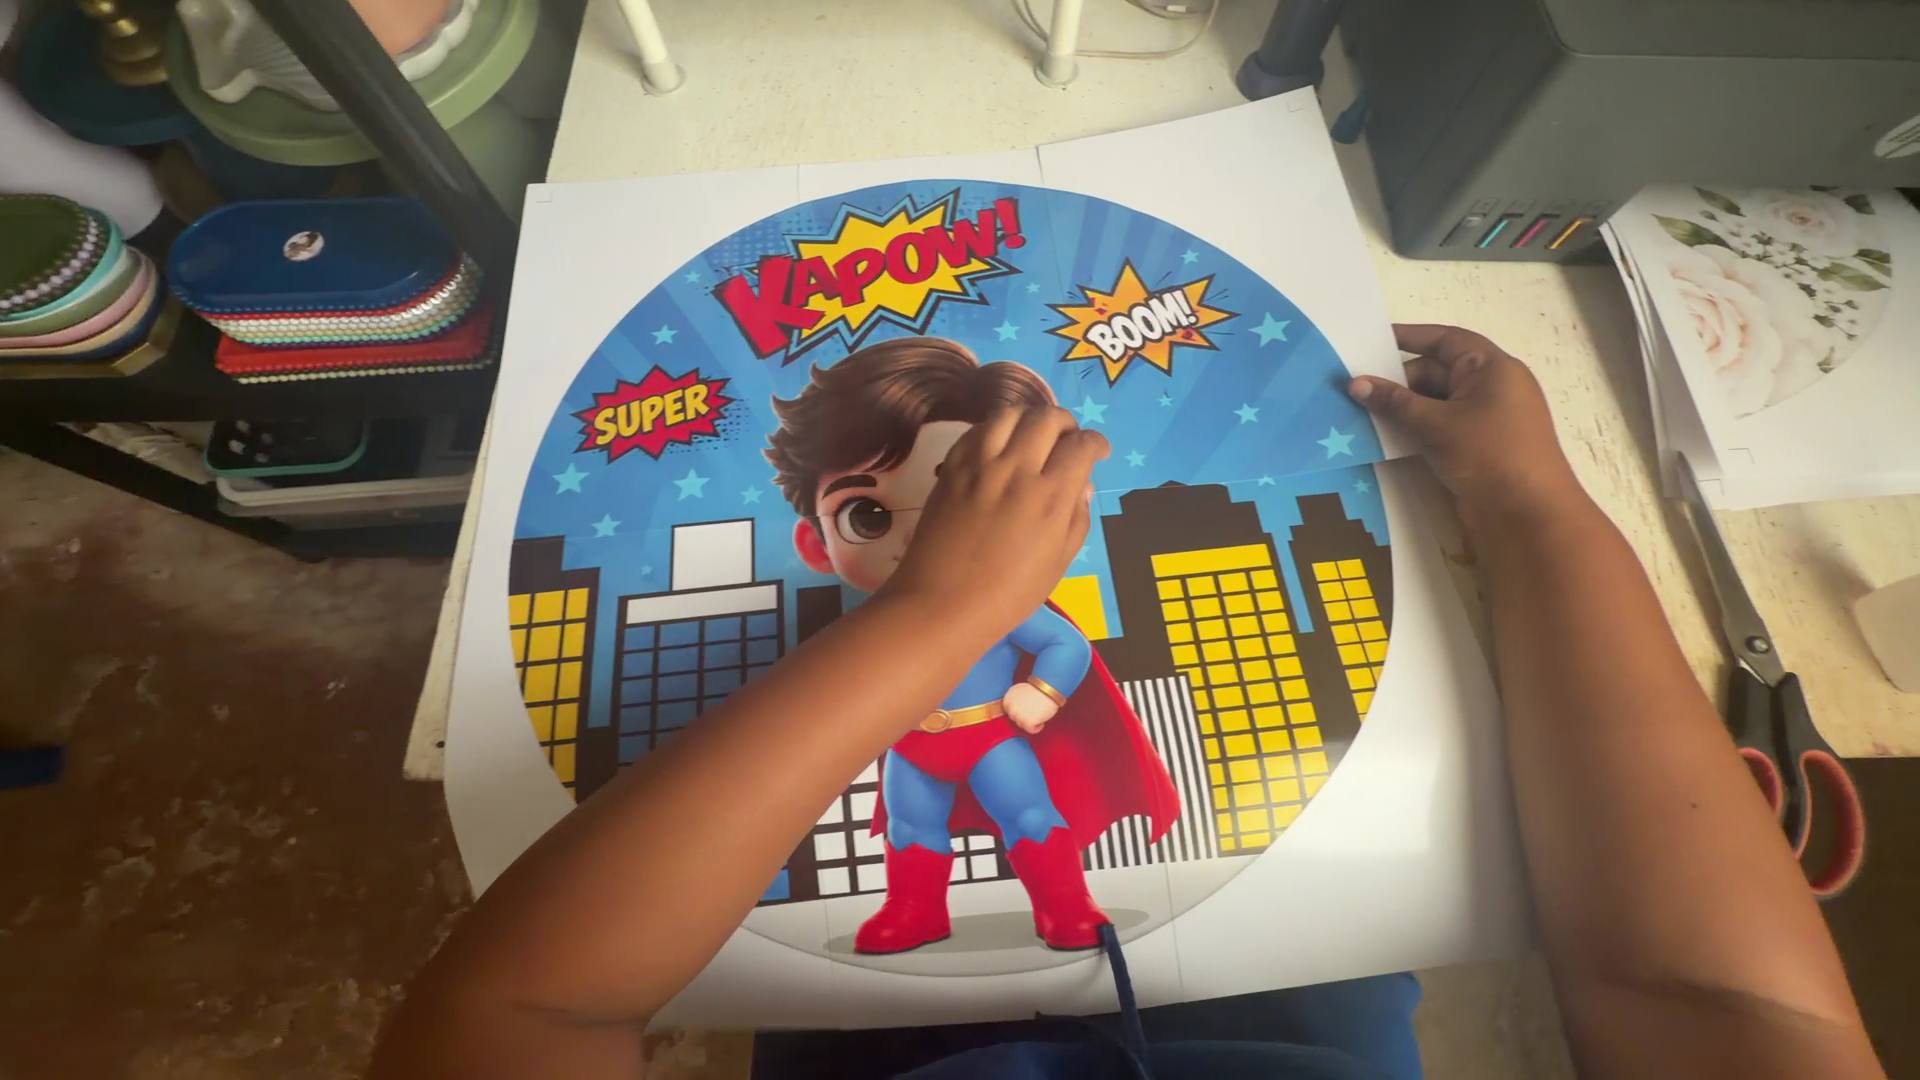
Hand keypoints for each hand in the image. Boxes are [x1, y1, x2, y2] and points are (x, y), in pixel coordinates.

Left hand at [880, 406, 1109, 637]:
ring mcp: (978, 465)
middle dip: (1066, 423)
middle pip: (1046, 418)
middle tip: (1068, 439)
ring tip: (1033, 435)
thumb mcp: (1058, 563)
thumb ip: (1076, 518)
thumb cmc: (1008, 595)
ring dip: (1028, 418)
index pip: (1081, 445)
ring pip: (1009, 414)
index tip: (1098, 451)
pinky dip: (995, 429)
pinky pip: (976, 430)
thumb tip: (1082, 484)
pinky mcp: (950, 468)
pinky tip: (1000, 446)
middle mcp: (1015, 470)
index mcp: (1049, 497)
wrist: (941, 604)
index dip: (1096, 442)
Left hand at [1002, 682, 1059, 733]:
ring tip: (1038, 716)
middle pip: (1014, 718)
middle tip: (1033, 713)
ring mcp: (1018, 716)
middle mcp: (1010, 707)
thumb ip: (1016, 699)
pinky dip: (1037, 728)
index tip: (1025, 710)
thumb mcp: (1021, 690)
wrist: (1049, 688)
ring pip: (1021, 725)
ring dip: (1029, 723)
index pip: (1008, 710)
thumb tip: (1017, 708)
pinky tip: (1042, 723)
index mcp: (1007, 698)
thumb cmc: (1039, 688)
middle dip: (1022, 717)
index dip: (1017, 710)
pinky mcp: (1027, 722)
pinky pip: (1031, 730)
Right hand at [1348, 324, 1585, 530]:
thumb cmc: (1489, 454)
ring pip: (1431, 401)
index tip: (1372, 340)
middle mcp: (1488, 387)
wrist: (1525, 510)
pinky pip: (1434, 424)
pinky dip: (1410, 426)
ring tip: (1358, 411)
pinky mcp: (1471, 443)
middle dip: (1395, 380)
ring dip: (1399, 407)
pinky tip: (1380, 435)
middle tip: (1354, 388)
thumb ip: (1393, 402)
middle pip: (1434, 372)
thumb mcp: (1436, 424)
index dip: (1410, 336)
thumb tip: (1355, 384)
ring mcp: (1480, 416)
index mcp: (1490, 369)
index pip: (1446, 340)